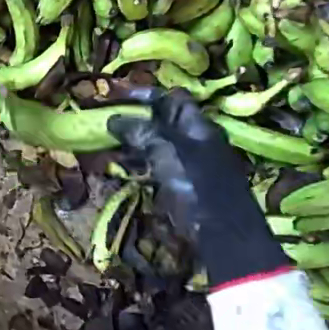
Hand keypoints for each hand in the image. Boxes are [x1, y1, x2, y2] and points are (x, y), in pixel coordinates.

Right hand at [109, 90, 290, 287]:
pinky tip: (123, 169)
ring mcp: (191, 166)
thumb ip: (140, 131)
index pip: (173, 98)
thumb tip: (113, 118)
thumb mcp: (166, 150)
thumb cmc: (197, 185)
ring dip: (134, 143)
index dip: (147, 94)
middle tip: (106, 120)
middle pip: (164, 122)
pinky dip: (140, 165)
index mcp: (198, 126)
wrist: (223, 235)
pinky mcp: (184, 189)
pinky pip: (158, 168)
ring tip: (108, 144)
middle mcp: (196, 142)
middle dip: (136, 119)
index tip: (117, 96)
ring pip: (159, 146)